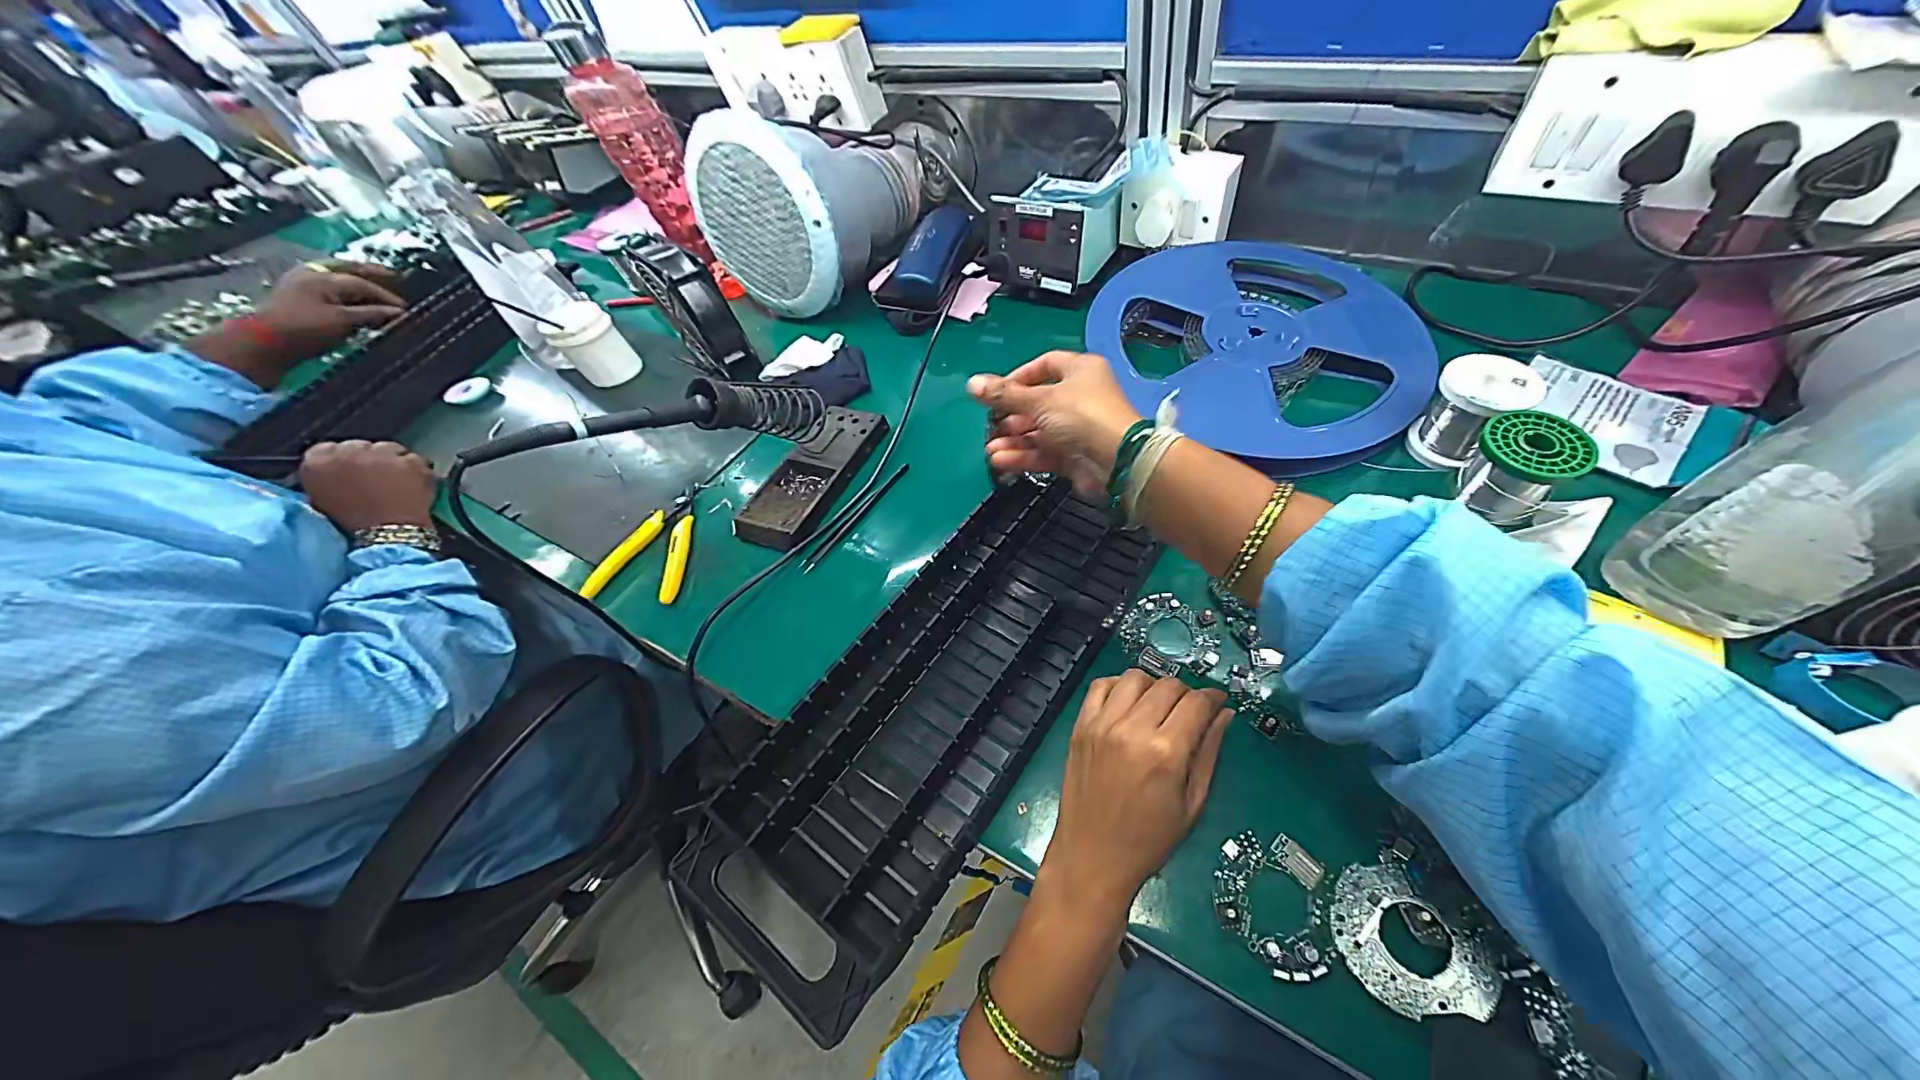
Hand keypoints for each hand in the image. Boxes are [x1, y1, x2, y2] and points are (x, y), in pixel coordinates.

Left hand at [252, 262, 406, 358]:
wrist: (264, 343)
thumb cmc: (305, 329)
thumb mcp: (343, 321)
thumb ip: (372, 314)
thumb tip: (399, 312)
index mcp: (320, 276)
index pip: (361, 282)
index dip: (385, 296)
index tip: (405, 309)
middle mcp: (309, 274)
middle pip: (346, 269)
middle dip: (370, 273)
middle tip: (393, 275)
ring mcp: (299, 284)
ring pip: (335, 277)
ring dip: (357, 281)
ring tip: (376, 287)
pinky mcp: (295, 297)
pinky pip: (327, 287)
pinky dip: (344, 291)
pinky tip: (353, 297)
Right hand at [300, 440, 435, 533]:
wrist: (386, 533)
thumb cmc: (351, 522)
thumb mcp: (322, 497)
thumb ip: (326, 476)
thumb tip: (338, 470)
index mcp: (317, 459)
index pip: (330, 448)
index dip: (346, 461)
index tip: (355, 472)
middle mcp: (347, 449)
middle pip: (363, 446)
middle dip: (371, 459)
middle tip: (380, 479)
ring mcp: (381, 453)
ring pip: (390, 449)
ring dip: (395, 462)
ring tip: (400, 483)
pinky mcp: (409, 460)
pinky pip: (415, 460)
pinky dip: (418, 471)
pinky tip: (417, 486)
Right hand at [969, 351, 1143, 497]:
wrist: (1117, 460)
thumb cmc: (1086, 416)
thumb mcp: (1039, 400)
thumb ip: (1004, 395)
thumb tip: (973, 384)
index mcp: (1080, 370)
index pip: (1044, 365)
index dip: (1018, 377)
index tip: (996, 390)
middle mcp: (1081, 397)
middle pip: (1037, 402)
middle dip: (1011, 415)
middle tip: (991, 423)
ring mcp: (1078, 428)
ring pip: (1038, 431)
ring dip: (1013, 439)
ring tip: (991, 447)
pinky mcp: (1075, 455)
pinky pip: (1043, 453)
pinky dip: (1023, 456)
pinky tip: (1002, 460)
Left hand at [1039, 671, 1231, 913]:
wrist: (1093, 854)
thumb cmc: (1148, 840)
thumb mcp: (1192, 803)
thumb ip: (1209, 752)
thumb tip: (1224, 715)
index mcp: (1165, 752)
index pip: (1196, 702)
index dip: (1213, 698)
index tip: (1218, 703)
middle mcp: (1132, 730)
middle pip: (1168, 685)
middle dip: (1187, 693)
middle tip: (1190, 712)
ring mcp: (1102, 725)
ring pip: (1135, 677)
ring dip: (1153, 686)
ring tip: (1159, 707)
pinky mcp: (1081, 726)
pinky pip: (1101, 686)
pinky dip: (1119, 686)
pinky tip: (1129, 703)